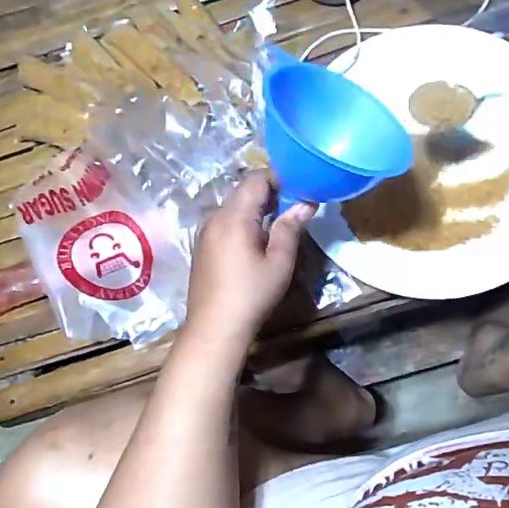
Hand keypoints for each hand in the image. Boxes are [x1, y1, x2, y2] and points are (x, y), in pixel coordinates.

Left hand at [183, 171, 313, 346]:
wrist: (214, 328)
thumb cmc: (251, 294)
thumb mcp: (279, 262)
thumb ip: (290, 228)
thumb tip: (306, 203)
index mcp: (233, 217)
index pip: (256, 179)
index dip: (280, 179)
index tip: (300, 191)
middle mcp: (215, 218)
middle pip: (243, 192)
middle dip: (271, 195)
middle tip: (295, 211)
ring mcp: (205, 232)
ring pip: (234, 208)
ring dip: (257, 211)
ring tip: (279, 229)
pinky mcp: (203, 247)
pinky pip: (226, 223)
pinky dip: (244, 224)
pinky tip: (257, 245)